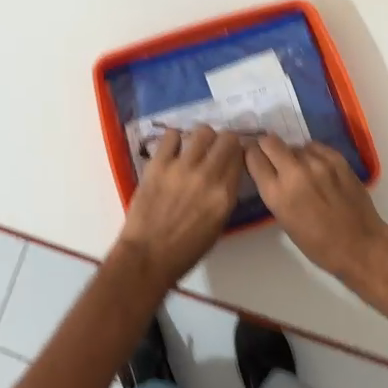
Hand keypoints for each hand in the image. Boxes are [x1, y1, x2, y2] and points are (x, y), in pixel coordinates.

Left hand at [115, 127, 244, 288]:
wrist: (148, 255)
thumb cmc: (186, 249)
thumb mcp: (217, 224)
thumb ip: (225, 194)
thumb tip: (226, 172)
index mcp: (224, 196)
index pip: (239, 157)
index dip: (236, 154)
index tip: (231, 156)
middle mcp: (207, 176)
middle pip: (226, 139)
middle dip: (224, 141)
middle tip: (214, 149)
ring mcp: (182, 167)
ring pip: (202, 131)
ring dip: (202, 138)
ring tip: (194, 148)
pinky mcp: (158, 163)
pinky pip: (172, 135)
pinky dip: (175, 140)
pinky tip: (172, 150)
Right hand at [245, 136, 387, 281]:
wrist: (361, 245)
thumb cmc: (318, 243)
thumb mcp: (285, 220)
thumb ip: (273, 191)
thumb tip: (268, 169)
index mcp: (277, 194)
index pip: (253, 157)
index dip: (251, 154)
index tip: (253, 156)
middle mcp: (294, 173)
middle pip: (269, 141)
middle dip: (267, 146)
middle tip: (272, 156)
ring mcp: (317, 163)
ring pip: (294, 145)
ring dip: (293, 154)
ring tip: (303, 171)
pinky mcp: (336, 159)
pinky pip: (314, 147)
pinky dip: (312, 155)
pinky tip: (318, 169)